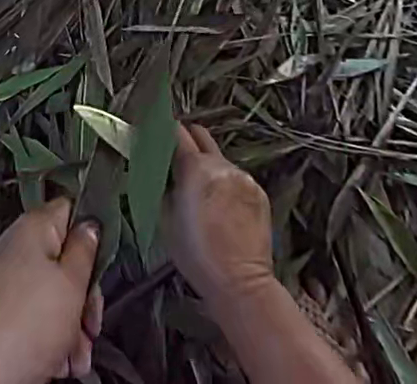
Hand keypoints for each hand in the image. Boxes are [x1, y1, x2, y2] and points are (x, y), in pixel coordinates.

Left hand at [0, 198, 103, 383]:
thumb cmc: (31, 320)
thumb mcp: (72, 282)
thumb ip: (87, 249)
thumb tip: (90, 225)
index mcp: (35, 226)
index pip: (71, 209)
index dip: (91, 232)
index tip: (102, 263)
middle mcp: (22, 247)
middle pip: (69, 259)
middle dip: (86, 297)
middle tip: (91, 325)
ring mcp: (14, 280)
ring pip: (59, 293)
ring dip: (75, 327)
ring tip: (77, 357)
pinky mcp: (9, 312)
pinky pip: (42, 315)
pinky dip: (57, 338)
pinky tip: (64, 364)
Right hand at [167, 124, 275, 302]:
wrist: (241, 284)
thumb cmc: (195, 254)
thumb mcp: (165, 217)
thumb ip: (162, 183)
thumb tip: (159, 166)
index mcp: (195, 167)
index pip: (177, 132)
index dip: (165, 133)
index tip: (157, 139)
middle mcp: (221, 164)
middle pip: (201, 135)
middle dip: (188, 140)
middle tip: (177, 159)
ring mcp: (243, 176)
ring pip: (219, 158)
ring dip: (208, 166)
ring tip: (203, 192)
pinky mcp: (259, 190)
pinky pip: (236, 177)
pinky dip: (225, 183)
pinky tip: (223, 207)